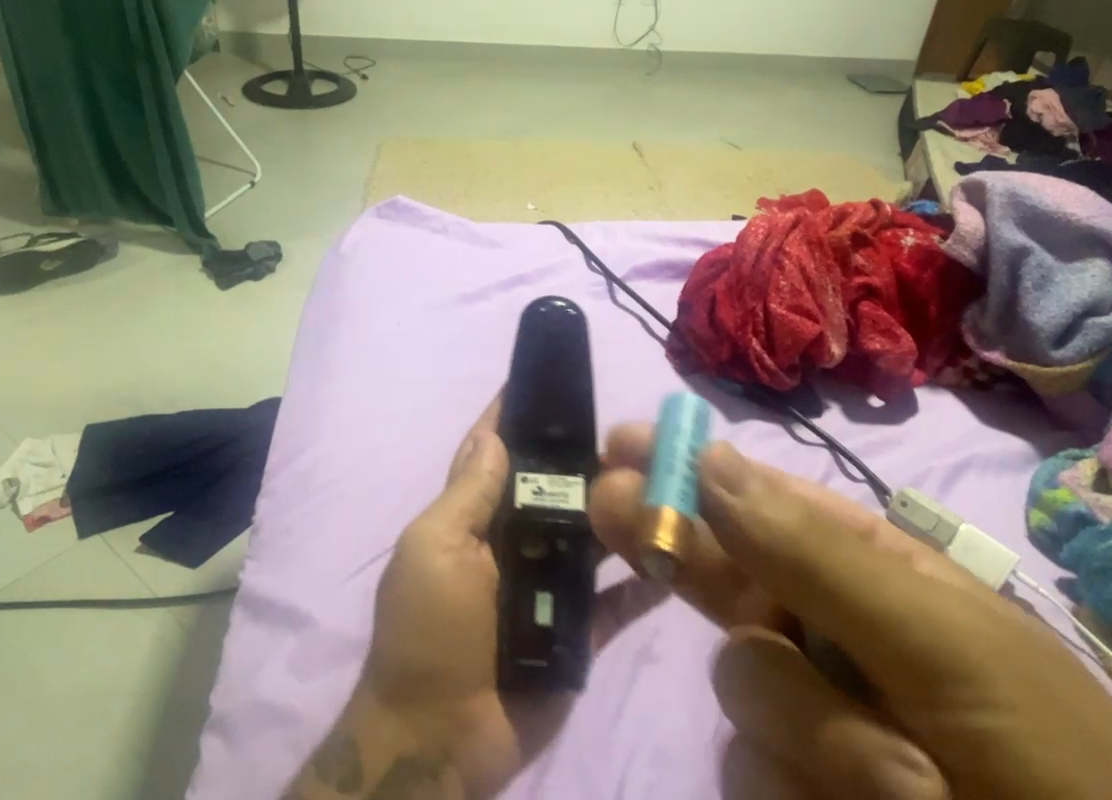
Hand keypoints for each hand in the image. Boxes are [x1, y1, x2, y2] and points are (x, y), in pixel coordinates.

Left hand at [286, 397, 666, 799]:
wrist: (441, 736)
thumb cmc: (431, 632)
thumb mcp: (435, 550)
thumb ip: (468, 493)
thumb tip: (492, 430)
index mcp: (475, 520)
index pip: (497, 453)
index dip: (521, 414)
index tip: (555, 373)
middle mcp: (515, 544)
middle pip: (558, 491)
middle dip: (591, 462)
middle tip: (641, 434)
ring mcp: (549, 588)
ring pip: (595, 539)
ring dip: (625, 513)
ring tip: (670, 481)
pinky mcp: (579, 631)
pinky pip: (619, 601)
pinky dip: (646, 581)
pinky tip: (681, 551)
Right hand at [587, 426, 1111, 799]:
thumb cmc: (1040, 752)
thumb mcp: (940, 638)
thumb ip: (814, 556)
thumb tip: (711, 459)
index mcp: (873, 575)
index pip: (767, 507)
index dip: (695, 473)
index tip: (628, 444)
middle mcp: (828, 634)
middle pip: (726, 579)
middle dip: (671, 542)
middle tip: (609, 504)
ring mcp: (807, 716)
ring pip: (741, 685)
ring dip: (818, 731)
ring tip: (915, 779)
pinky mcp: (788, 785)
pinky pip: (749, 769)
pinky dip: (809, 783)